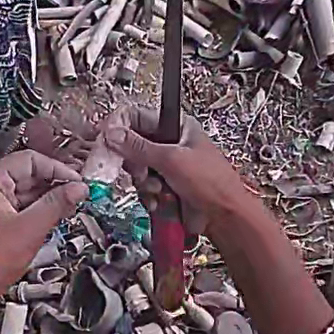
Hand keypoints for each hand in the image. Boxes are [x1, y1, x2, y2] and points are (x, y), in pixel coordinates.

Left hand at [0, 150, 86, 312]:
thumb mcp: (31, 229)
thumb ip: (57, 204)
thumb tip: (81, 188)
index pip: (29, 160)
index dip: (57, 170)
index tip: (78, 183)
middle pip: (25, 172)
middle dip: (53, 184)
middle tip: (78, 196)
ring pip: (22, 189)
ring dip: (46, 197)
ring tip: (69, 208)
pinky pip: (16, 203)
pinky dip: (34, 208)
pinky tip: (52, 217)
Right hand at [99, 107, 263, 240]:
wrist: (224, 217)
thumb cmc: (212, 183)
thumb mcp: (172, 160)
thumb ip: (139, 147)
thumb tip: (113, 134)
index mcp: (177, 127)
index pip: (138, 117)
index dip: (121, 127)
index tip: (108, 140)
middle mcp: (170, 144)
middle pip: (132, 146)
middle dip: (135, 163)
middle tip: (142, 171)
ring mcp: (167, 166)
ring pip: (136, 169)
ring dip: (144, 183)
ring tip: (159, 189)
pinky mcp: (164, 186)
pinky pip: (143, 187)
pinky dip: (148, 195)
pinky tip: (160, 200)